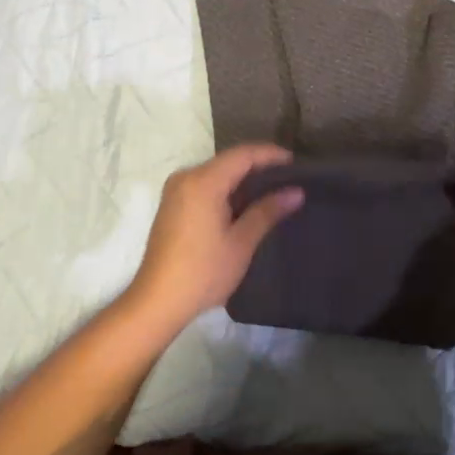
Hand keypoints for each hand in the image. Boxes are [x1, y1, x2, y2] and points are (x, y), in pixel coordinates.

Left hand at [121, 145, 304, 332]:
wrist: (158, 300)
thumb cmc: (203, 271)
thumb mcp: (241, 242)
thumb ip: (267, 211)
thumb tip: (296, 191)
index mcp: (203, 182)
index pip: (242, 155)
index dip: (271, 154)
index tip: (296, 162)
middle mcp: (186, 177)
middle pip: (228, 161)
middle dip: (258, 166)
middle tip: (289, 177)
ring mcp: (175, 190)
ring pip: (216, 173)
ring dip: (242, 178)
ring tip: (273, 189)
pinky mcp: (172, 204)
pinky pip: (204, 185)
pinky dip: (226, 189)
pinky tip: (245, 203)